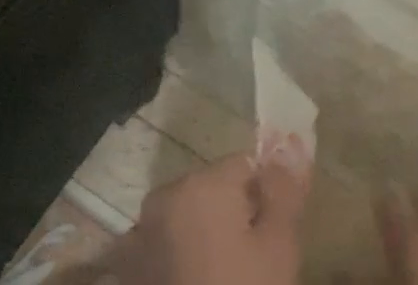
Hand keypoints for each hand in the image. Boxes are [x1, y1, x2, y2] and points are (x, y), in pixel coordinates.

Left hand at [116, 152, 309, 284]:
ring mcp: (140, 230)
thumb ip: (285, 191)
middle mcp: (164, 194)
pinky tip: (193, 279)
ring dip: (204, 234)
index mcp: (201, 183)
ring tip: (222, 274)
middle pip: (213, 188)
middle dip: (233, 214)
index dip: (265, 196)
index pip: (245, 165)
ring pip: (187, 215)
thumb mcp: (279, 247)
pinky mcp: (128, 263)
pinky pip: (163, 242)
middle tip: (249, 260)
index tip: (270, 234)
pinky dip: (178, 254)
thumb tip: (289, 146)